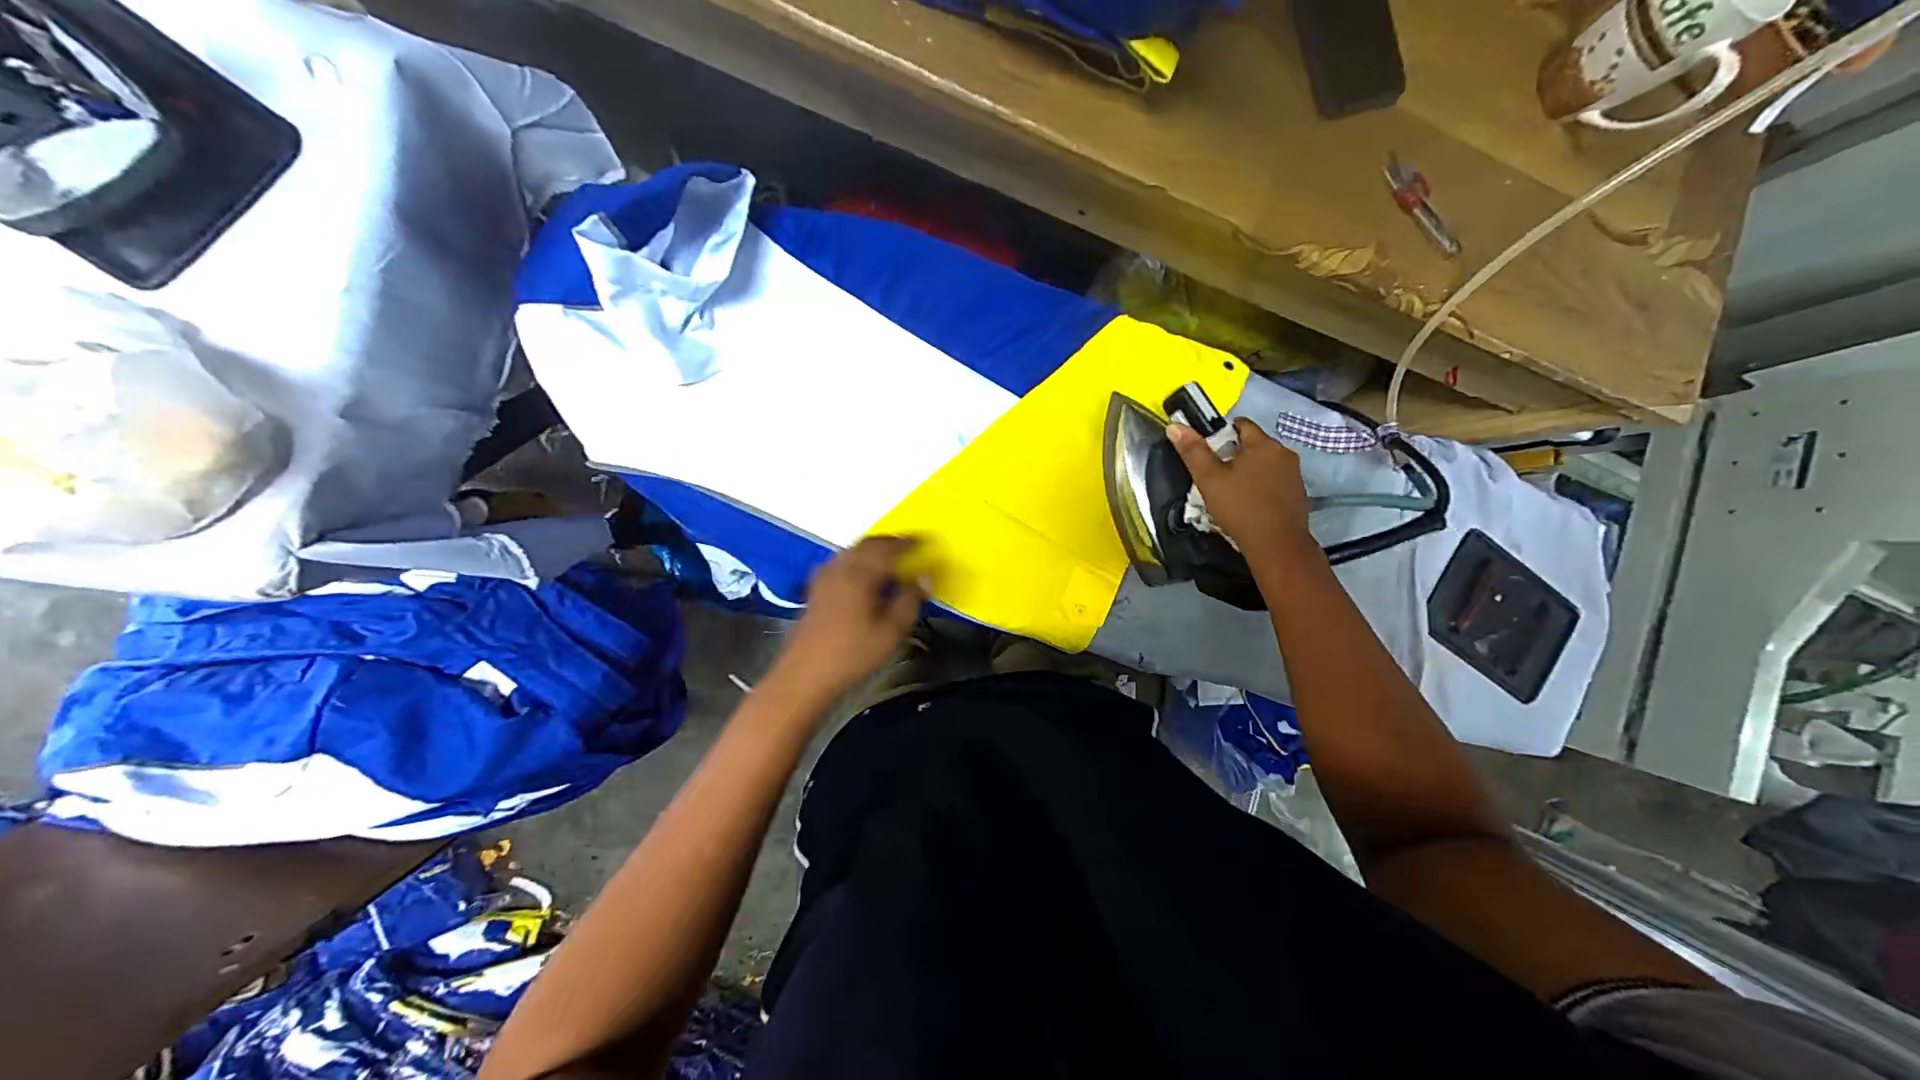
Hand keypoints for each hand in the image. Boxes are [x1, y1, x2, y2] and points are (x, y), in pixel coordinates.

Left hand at [765, 536, 925, 704]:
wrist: (806, 673)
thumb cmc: (853, 653)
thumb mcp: (892, 631)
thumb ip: (910, 600)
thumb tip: (924, 579)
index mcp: (860, 574)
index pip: (888, 548)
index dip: (908, 543)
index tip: (923, 542)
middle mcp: (840, 568)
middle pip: (867, 544)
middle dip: (889, 542)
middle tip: (908, 547)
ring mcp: (824, 577)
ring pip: (852, 552)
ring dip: (872, 550)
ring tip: (889, 560)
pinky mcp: (815, 589)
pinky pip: (841, 563)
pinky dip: (857, 560)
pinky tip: (863, 575)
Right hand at [1167, 418, 1313, 565]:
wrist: (1276, 545)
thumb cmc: (1240, 507)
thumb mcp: (1209, 479)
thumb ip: (1193, 451)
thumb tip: (1175, 427)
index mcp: (1263, 444)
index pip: (1242, 424)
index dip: (1222, 433)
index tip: (1209, 452)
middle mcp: (1284, 453)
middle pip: (1254, 445)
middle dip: (1235, 454)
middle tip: (1216, 475)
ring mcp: (1295, 474)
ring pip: (1266, 464)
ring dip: (1250, 471)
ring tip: (1232, 491)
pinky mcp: (1299, 494)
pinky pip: (1276, 481)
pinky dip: (1263, 487)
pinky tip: (1250, 504)